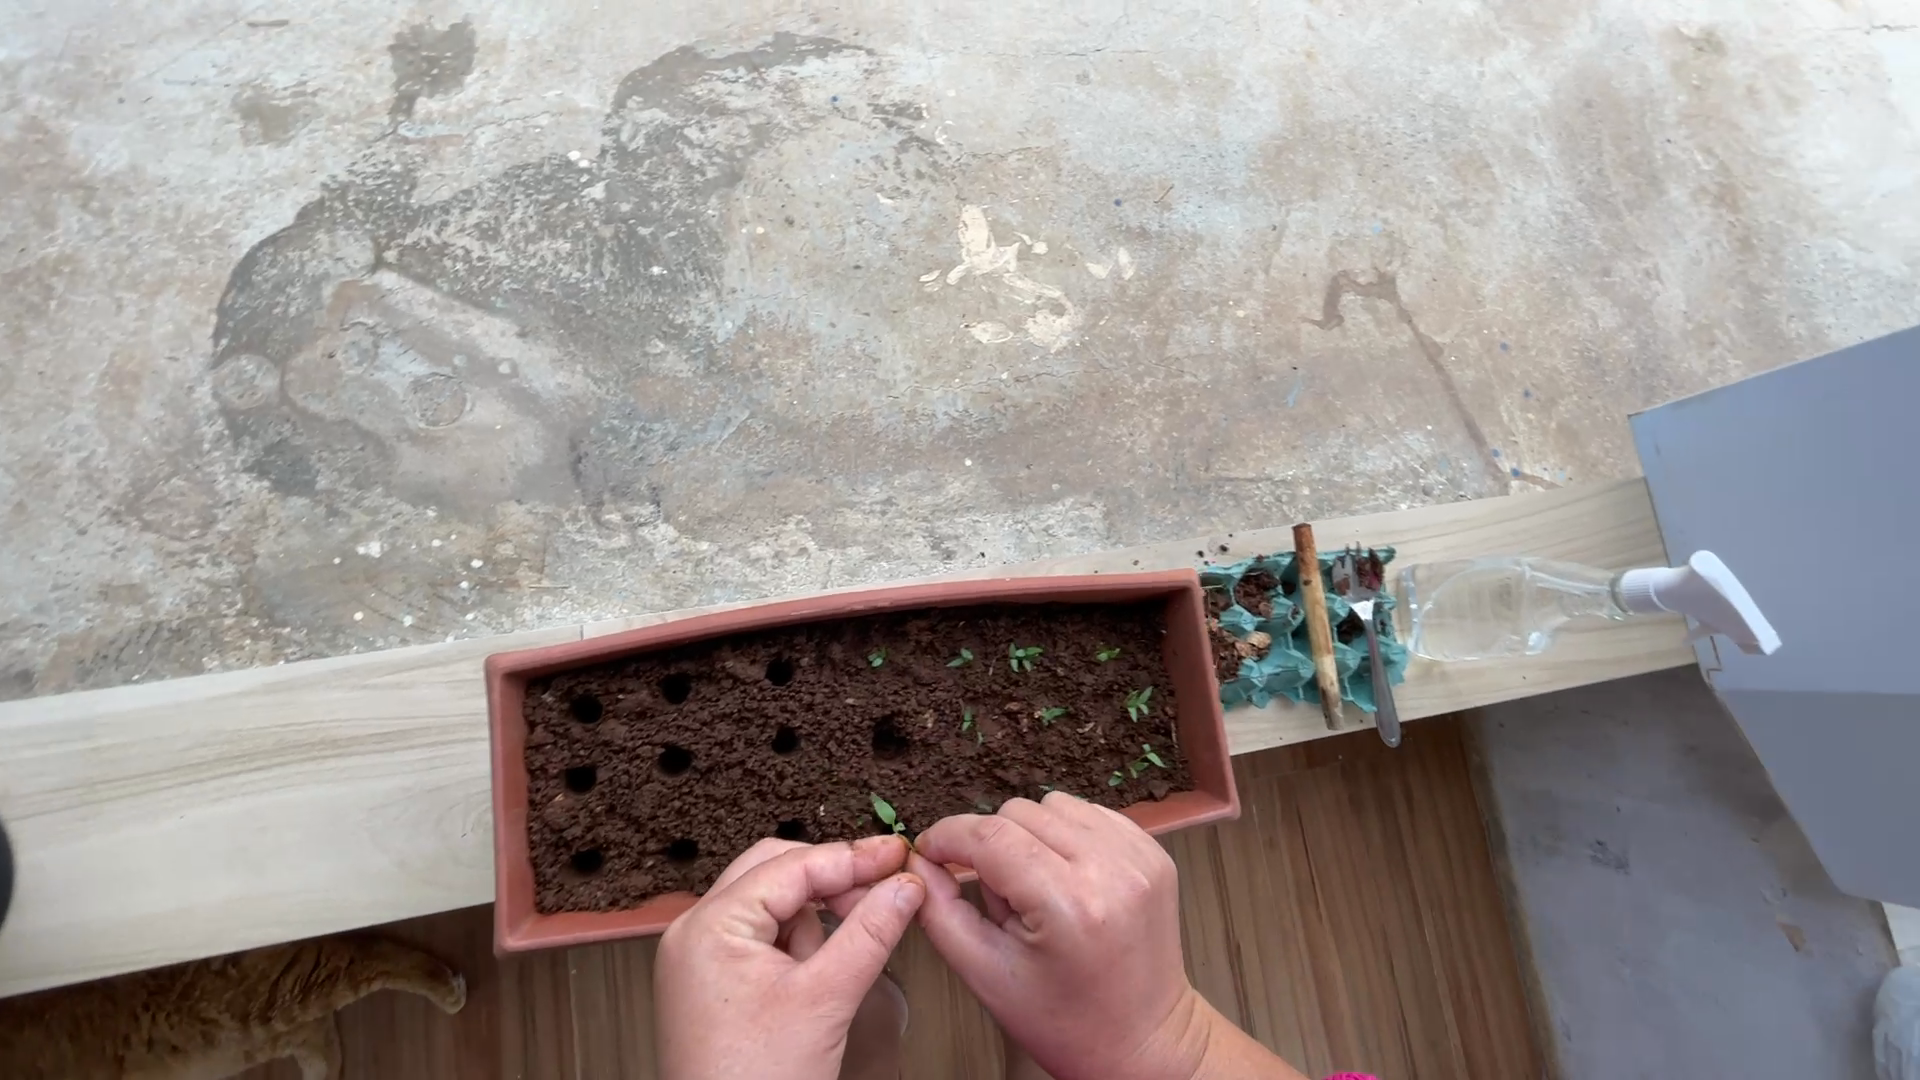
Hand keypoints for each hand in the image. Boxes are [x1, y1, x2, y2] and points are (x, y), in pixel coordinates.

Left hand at [654, 835, 924, 1079]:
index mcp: (710, 926)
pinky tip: (815, 979)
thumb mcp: (826, 999)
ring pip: (775, 900)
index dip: (851, 857)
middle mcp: (696, 931)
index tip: (897, 853)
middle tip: (880, 890)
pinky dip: (799, 942)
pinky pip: (765, 933)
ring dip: (815, 918)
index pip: (793, 866)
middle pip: (778, 870)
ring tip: (833, 968)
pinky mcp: (714, 979)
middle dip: (830, 882)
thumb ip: (871, 930)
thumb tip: (906, 884)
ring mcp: (701, 955)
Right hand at [910, 793, 1208, 1079]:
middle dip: (991, 844)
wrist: (1144, 1041)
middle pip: (1018, 812)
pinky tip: (1066, 874)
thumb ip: (940, 911)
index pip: (990, 836)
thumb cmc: (1064, 1020)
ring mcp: (1137, 853)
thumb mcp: (985, 975)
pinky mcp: (1151, 849)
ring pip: (1052, 804)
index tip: (929, 849)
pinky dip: (1065, 832)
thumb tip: (919, 857)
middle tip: (1000, 895)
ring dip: (1030, 834)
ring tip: (1037, 885)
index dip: (948, 836)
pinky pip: (1087, 812)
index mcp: (1068, 904)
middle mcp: (1109, 867)